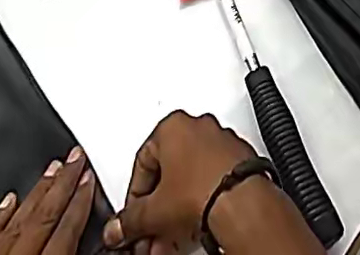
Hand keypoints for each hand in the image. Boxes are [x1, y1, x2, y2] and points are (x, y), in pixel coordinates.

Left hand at [0, 148, 97, 254]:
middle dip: (63, 184)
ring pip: (16, 222)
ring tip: (52, 168)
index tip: (89, 177)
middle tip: (76, 156)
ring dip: (37, 193)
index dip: (81, 202)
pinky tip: (8, 200)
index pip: (66, 231)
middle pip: (43, 217)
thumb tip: (102, 244)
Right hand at [105, 112, 315, 254]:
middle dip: (157, 207)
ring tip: (171, 235)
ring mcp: (220, 139)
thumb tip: (119, 228)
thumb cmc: (201, 188)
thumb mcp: (154, 210)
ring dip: (176, 207)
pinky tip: (194, 225)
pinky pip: (210, 178)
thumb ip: (131, 220)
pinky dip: (199, 199)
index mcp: (173, 124)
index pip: (143, 161)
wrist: (239, 199)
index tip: (134, 218)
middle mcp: (198, 125)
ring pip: (189, 176)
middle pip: (168, 170)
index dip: (135, 197)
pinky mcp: (237, 156)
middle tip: (151, 232)